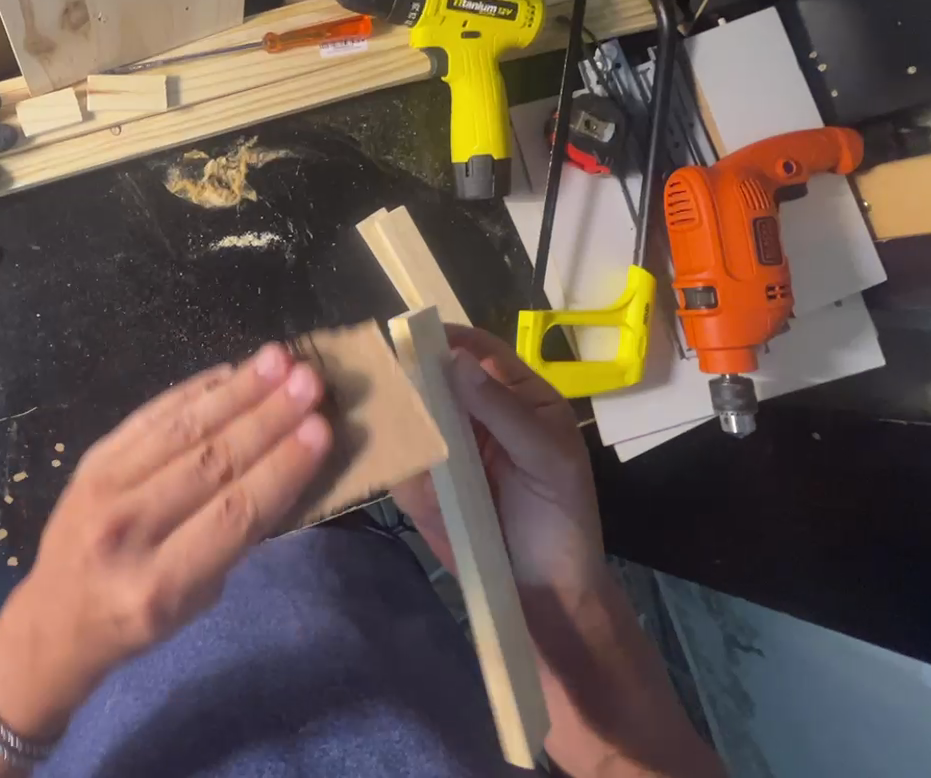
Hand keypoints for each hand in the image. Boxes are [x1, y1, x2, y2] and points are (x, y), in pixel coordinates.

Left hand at [0, 343, 333, 738]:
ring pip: (183, 429)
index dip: (281, 468)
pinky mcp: (92, 458)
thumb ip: (235, 535)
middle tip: (310, 380)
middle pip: (211, 462)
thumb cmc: (140, 618)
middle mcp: (127, 530)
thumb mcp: (196, 600)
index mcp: (159, 585)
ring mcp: (103, 487)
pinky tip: (229, 372)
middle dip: (267, 417)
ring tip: (277, 360)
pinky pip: (151, 415)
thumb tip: (285, 462)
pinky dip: (194, 390)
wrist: (55, 615)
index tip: (322, 427)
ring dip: (236, 391)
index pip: (233, 514)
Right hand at [390, 325, 605, 596]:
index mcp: (514, 397)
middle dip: (406, 375)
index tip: (412, 335)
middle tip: (377, 374)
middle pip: (431, 377)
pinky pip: (397, 459)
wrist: (542, 596)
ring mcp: (442, 447)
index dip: (447, 337)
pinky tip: (379, 457)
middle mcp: (472, 414)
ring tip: (369, 413)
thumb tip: (454, 358)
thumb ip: (503, 409)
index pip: (477, 350)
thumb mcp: (547, 460)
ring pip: (407, 415)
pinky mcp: (419, 481)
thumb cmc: (561, 520)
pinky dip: (389, 457)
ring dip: (391, 415)